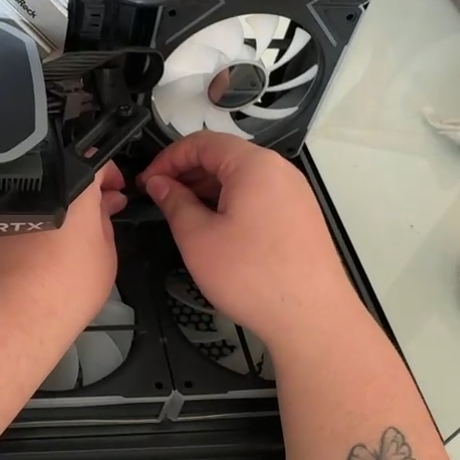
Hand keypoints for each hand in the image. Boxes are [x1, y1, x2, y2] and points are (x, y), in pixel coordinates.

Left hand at [0, 164, 126, 333]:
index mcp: (69, 189)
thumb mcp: (105, 259)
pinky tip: (16, 255)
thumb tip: (105, 207)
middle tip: (85, 221)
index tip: (110, 188)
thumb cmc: (59, 293)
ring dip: (39, 212)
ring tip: (47, 244)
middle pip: (57, 180)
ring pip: (23, 198)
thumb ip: (106, 223)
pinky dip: (9, 229)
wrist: (7, 319)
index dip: (106, 174)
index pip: (93, 161)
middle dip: (74, 196)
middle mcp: (30, 187)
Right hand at [138, 132, 354, 344]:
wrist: (311, 317)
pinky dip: (230, 203)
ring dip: (207, 189)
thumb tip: (160, 185)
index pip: (201, 142)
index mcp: (254, 166)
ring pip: (241, 178)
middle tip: (160, 197)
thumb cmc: (256, 278)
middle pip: (223, 156)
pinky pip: (258, 196)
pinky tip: (213, 228)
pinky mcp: (299, 216)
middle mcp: (279, 172)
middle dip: (187, 173)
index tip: (149, 180)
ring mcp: (293, 194)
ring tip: (182, 215)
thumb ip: (174, 203)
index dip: (167, 158)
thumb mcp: (198, 238)